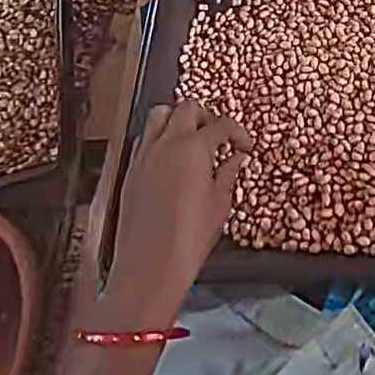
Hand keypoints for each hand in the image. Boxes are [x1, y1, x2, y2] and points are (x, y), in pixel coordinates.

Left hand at [104, 101, 248, 322]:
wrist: (149, 266)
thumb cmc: (188, 236)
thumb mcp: (219, 204)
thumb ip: (228, 173)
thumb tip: (236, 159)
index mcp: (194, 147)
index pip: (222, 124)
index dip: (238, 133)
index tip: (244, 147)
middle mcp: (167, 143)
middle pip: (188, 108)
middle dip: (207, 117)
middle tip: (218, 136)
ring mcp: (145, 155)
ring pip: (160, 115)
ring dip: (179, 120)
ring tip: (192, 140)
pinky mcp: (131, 170)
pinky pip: (145, 139)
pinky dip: (160, 138)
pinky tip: (171, 159)